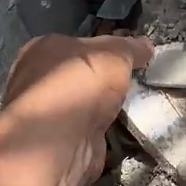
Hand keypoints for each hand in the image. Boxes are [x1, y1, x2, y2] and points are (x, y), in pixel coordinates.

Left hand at [0, 33, 152, 185]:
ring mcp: (48, 113)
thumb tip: (145, 46)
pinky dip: (107, 130)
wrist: (60, 142)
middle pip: (84, 74)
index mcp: (44, 48)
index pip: (81, 43)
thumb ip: (130, 48)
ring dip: (109, 106)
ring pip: (88, 103)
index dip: (108, 48)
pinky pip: (91, 129)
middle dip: (109, 79)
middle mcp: (39, 79)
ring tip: (140, 104)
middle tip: (139, 80)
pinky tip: (128, 127)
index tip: (134, 55)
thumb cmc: (80, 84)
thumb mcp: (114, 53)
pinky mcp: (60, 142)